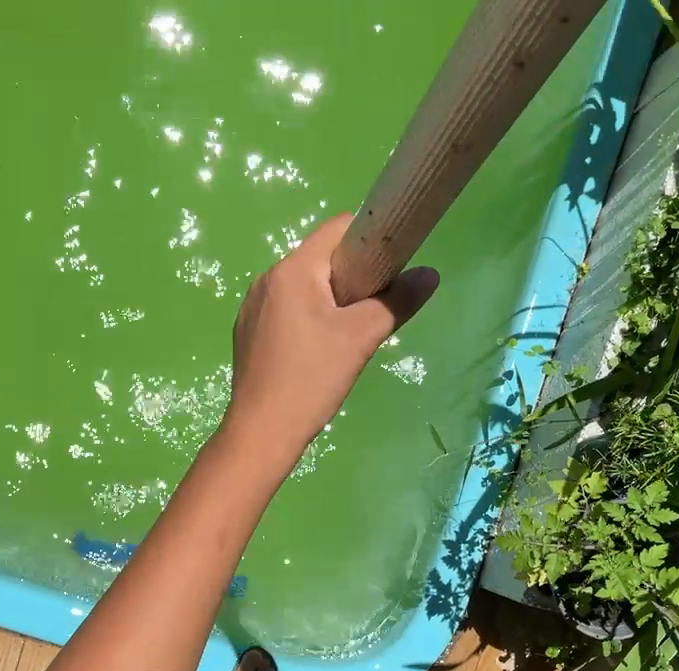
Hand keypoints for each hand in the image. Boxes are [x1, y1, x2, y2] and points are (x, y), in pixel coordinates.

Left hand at [222, 214, 438, 466]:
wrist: (260, 434)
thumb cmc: (310, 380)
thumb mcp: (360, 338)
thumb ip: (397, 302)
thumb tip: (430, 275)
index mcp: (291, 269)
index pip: (339, 228)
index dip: (372, 239)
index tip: (392, 269)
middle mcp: (267, 279)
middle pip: (322, 258)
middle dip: (354, 277)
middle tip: (372, 313)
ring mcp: (252, 308)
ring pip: (305, 288)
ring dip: (333, 302)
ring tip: (347, 339)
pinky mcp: (249, 334)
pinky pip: (288, 312)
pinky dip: (310, 321)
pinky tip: (318, 355)